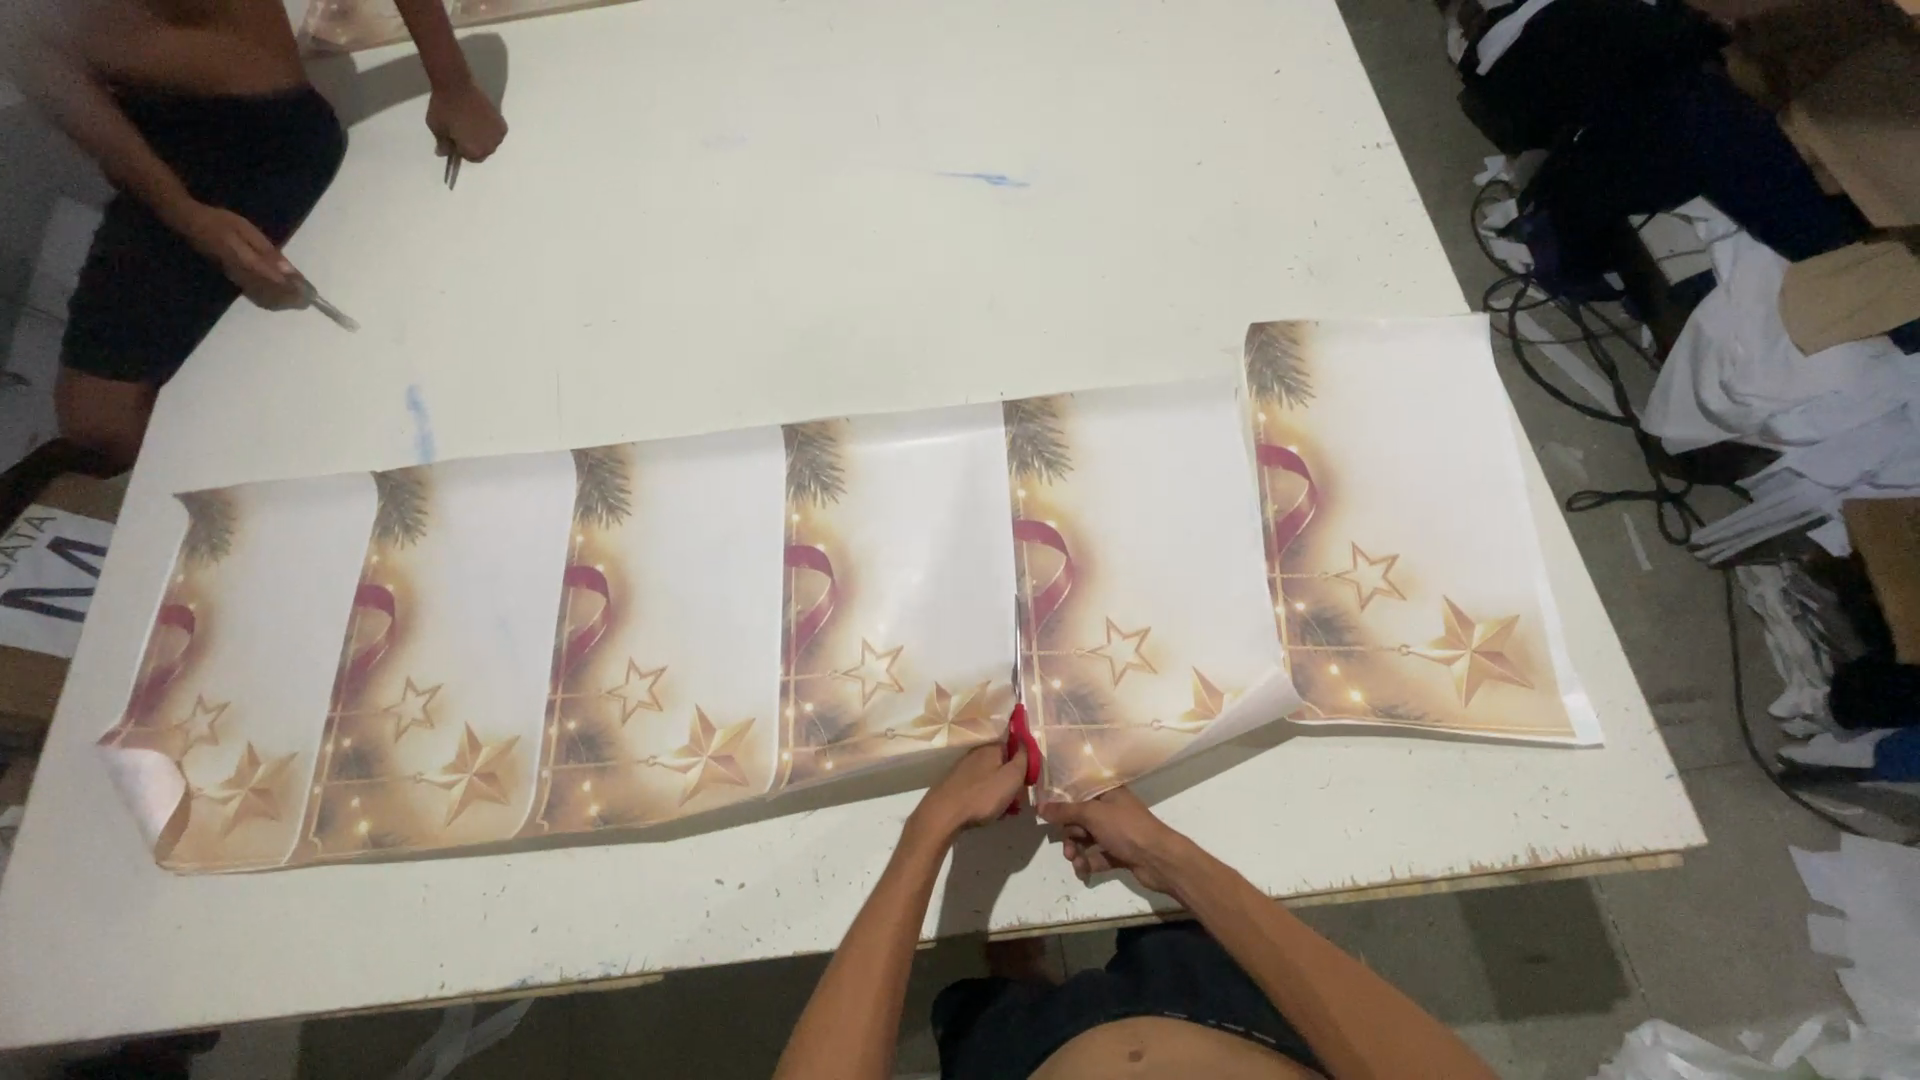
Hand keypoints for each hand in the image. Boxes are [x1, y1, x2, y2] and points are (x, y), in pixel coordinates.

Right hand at [173, 203, 302, 308]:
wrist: (188, 222)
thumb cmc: (219, 221)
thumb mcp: (246, 230)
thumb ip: (267, 251)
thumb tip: (288, 270)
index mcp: (245, 261)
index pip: (275, 283)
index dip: (295, 290)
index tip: (310, 293)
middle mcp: (240, 275)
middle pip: (272, 295)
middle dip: (293, 299)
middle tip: (309, 297)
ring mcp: (235, 279)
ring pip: (265, 299)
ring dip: (285, 302)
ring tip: (301, 298)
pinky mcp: (233, 280)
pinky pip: (256, 296)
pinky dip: (273, 300)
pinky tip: (284, 296)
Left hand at [426, 81, 506, 162]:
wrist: (456, 85)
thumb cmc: (444, 108)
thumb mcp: (436, 127)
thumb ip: (442, 143)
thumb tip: (443, 154)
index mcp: (474, 151)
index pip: (470, 158)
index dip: (462, 149)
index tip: (454, 139)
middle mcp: (490, 148)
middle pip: (483, 152)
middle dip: (474, 145)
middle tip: (463, 131)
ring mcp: (498, 136)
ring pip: (490, 142)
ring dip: (483, 137)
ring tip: (472, 123)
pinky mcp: (502, 124)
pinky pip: (496, 133)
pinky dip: (489, 129)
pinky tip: (480, 119)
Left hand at [907, 743, 1028, 844]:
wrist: (944, 813)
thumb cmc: (982, 795)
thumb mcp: (1012, 777)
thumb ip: (1023, 758)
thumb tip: (1027, 741)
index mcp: (992, 748)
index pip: (1015, 747)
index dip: (1025, 763)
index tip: (1029, 780)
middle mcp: (977, 753)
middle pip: (1003, 763)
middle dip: (1013, 780)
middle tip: (1017, 800)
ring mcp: (965, 768)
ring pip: (992, 776)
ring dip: (1001, 791)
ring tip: (1005, 810)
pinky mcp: (957, 782)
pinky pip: (980, 786)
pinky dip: (987, 797)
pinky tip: (988, 811)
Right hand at [1039, 787, 1190, 894]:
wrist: (1159, 860)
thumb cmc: (1126, 828)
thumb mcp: (1092, 814)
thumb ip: (1065, 811)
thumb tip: (1040, 807)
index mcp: (1107, 793)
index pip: (1079, 790)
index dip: (1062, 800)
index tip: (1045, 812)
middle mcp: (1111, 810)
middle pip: (1080, 818)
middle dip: (1070, 833)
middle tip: (1067, 846)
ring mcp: (1116, 832)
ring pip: (1087, 838)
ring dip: (1077, 850)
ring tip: (1075, 861)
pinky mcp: (1119, 852)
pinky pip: (1096, 855)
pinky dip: (1088, 862)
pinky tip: (1083, 871)